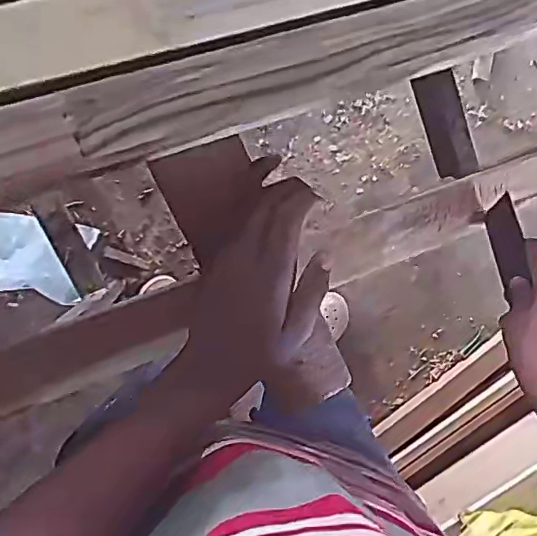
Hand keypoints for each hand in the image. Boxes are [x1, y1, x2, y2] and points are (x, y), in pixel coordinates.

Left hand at [170, 161, 328, 402]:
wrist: (210, 365)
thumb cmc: (259, 356)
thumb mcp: (296, 333)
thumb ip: (311, 292)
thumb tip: (326, 255)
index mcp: (269, 272)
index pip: (285, 220)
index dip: (301, 200)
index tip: (317, 195)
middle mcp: (245, 256)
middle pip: (264, 207)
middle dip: (286, 189)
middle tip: (307, 186)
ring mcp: (226, 256)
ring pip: (244, 209)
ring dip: (263, 188)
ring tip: (281, 171)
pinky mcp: (215, 261)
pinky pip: (232, 222)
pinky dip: (245, 204)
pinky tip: (256, 197)